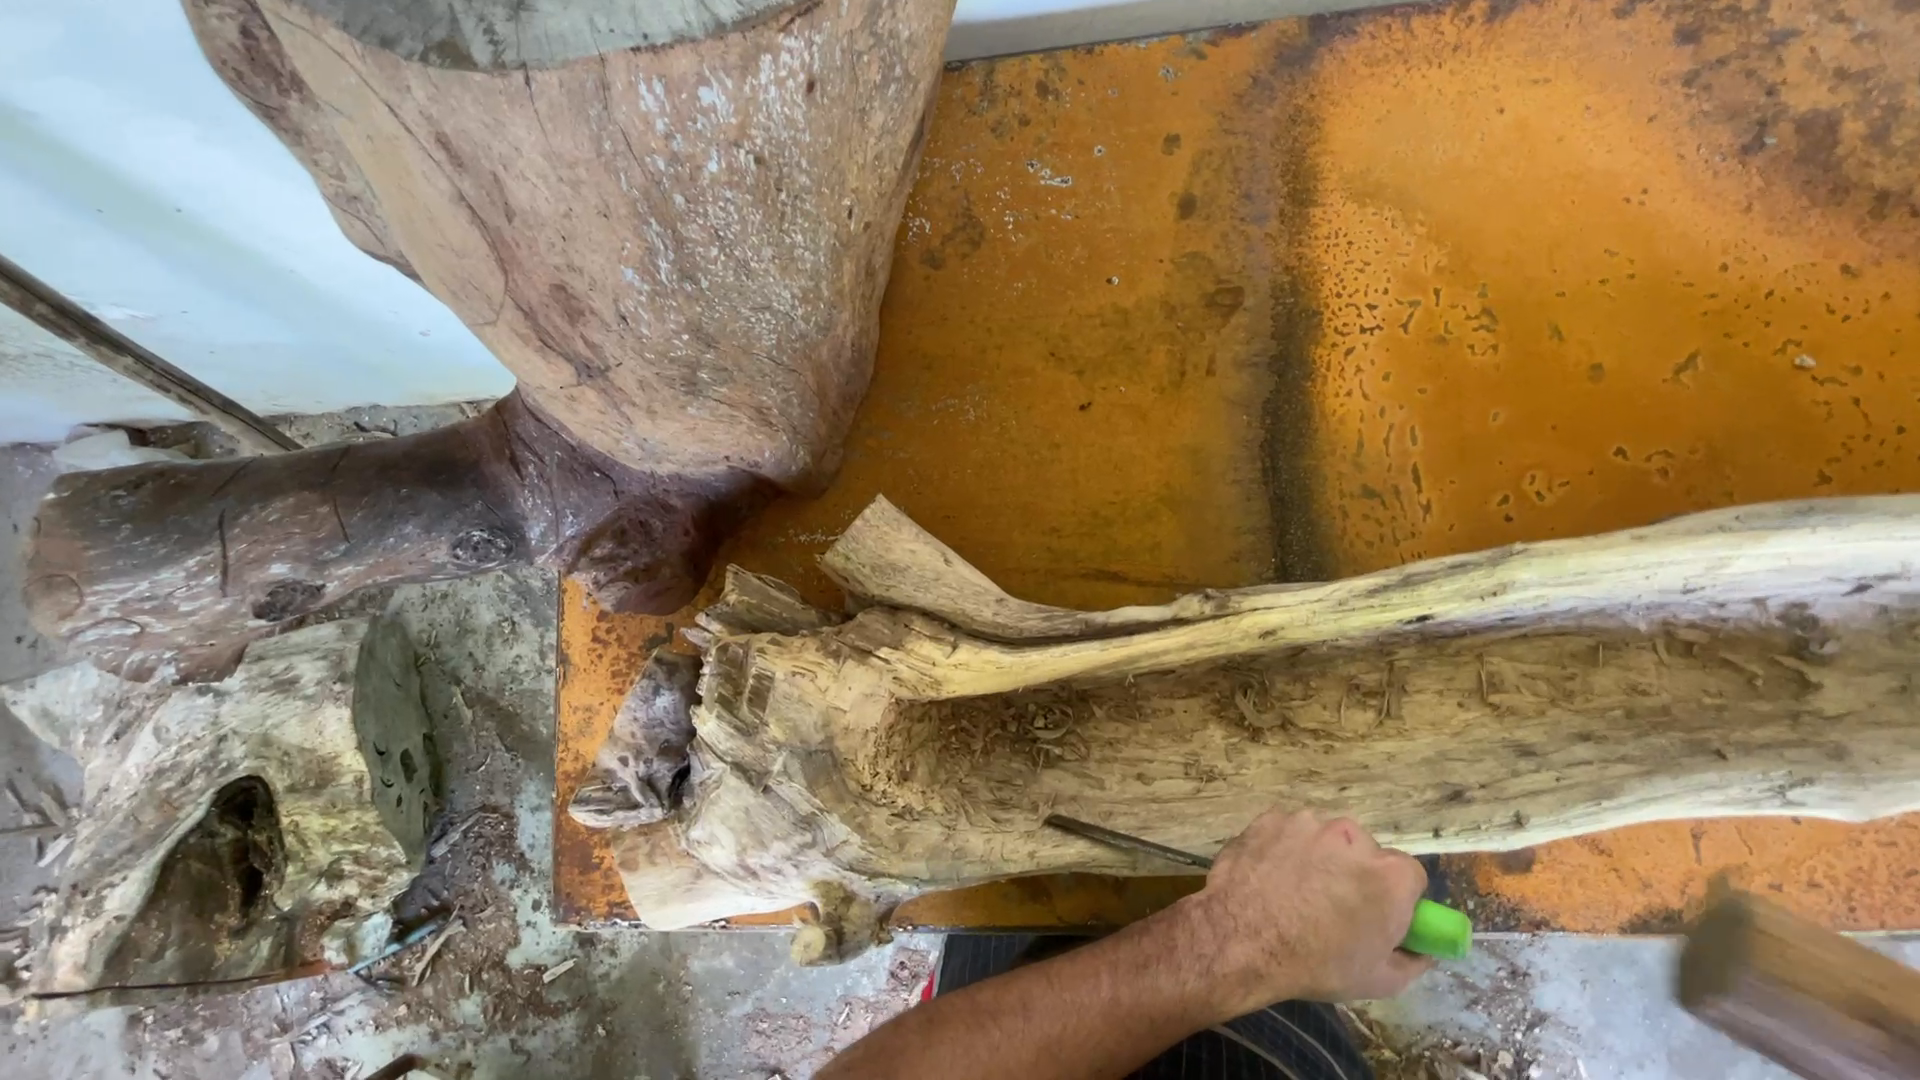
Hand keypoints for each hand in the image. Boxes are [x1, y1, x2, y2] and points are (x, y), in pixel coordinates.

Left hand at [1176, 808, 1432, 1013]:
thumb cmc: (1316, 964)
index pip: (1409, 875)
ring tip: (1295, 888)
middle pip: (1365, 851)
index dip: (1396, 895)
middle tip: (1332, 903)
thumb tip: (1422, 948)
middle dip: (1354, 872)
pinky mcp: (1271, 817)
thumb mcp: (1380, 979)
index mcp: (1390, 874)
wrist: (1242, 938)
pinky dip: (1283, 847)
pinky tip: (1270, 873)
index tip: (1378, 912)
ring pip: (1324, 837)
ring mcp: (1308, 822)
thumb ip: (1412, 959)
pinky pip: (1288, 831)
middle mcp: (1352, 836)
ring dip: (1318, 856)